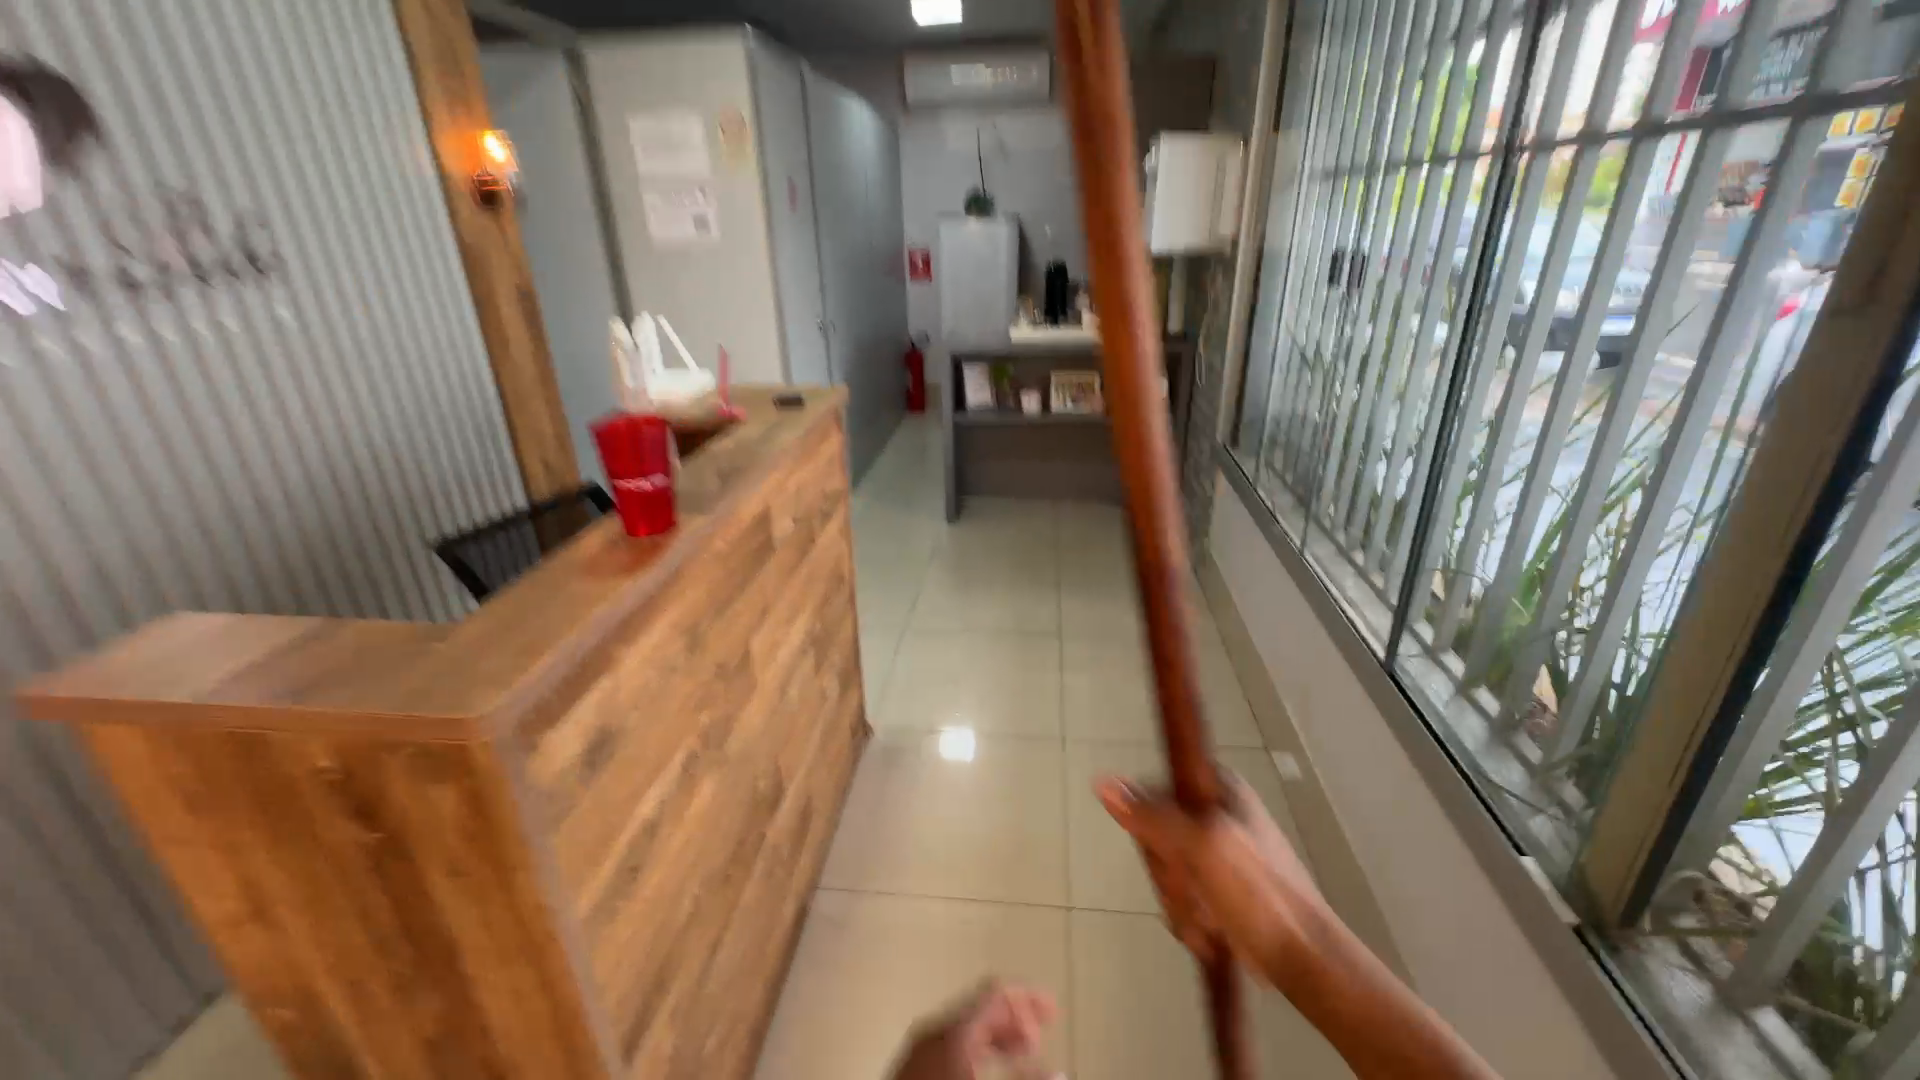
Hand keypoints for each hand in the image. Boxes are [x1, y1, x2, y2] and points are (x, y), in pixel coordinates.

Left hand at [887, 981, 1059, 1079]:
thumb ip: (1025, 1074)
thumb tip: (1058, 1071)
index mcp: (955, 1025)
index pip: (996, 989)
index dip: (1027, 996)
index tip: (1050, 1012)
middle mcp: (936, 1025)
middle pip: (982, 1004)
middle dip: (1015, 1017)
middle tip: (1038, 1036)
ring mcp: (922, 1043)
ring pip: (967, 1023)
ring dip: (998, 1034)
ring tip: (1021, 1055)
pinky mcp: (913, 1061)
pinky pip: (952, 1040)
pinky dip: (977, 1046)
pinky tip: (987, 1067)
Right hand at [1095, 772, 1327, 979]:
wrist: (1306, 958)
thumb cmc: (1260, 896)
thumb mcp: (1203, 848)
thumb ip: (1153, 816)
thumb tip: (1102, 782)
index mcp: (1219, 788)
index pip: (1153, 791)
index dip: (1152, 826)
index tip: (1169, 854)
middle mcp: (1216, 813)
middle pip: (1156, 834)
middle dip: (1170, 875)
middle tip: (1194, 895)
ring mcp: (1219, 851)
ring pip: (1166, 868)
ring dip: (1179, 902)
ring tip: (1206, 924)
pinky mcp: (1220, 886)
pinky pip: (1181, 893)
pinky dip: (1188, 917)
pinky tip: (1207, 933)